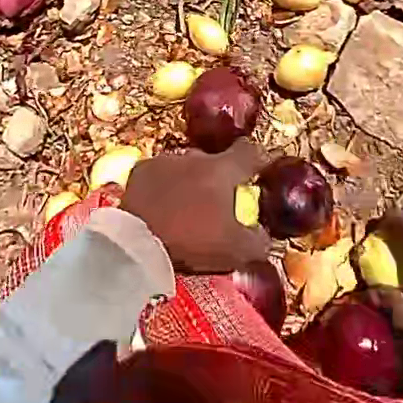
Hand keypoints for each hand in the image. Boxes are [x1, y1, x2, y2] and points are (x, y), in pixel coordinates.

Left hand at [120, 140, 270, 273]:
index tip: (260, 169)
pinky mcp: (140, 171)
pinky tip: (161, 206)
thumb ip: (257, 242)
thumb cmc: (192, 241)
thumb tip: (266, 237)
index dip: (258, 159)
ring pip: (185, 167)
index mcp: (223, 169)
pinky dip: (163, 187)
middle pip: (215, 161)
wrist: (137, 245)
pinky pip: (159, 175)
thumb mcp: (234, 250)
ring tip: (186, 207)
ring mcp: (165, 161)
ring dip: (189, 181)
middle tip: (218, 201)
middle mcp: (195, 157)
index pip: (250, 152)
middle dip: (219, 177)